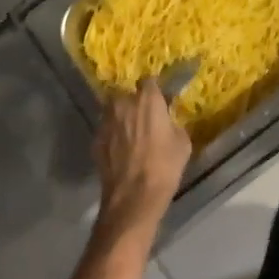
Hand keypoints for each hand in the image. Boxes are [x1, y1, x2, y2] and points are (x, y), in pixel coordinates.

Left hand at [93, 77, 191, 230]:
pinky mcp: (95, 140)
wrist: (133, 196)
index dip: (155, 91)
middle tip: (146, 119)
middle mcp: (122, 104)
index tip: (161, 100)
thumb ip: (172, 123)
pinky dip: (114, 136)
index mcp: (147, 100)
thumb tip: (165, 122)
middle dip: (136, 104)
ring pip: (115, 112)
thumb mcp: (182, 142)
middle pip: (128, 95)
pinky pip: (108, 130)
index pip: (150, 82)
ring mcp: (105, 121)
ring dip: (123, 118)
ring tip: (133, 135)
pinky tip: (122, 150)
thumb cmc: (164, 166)